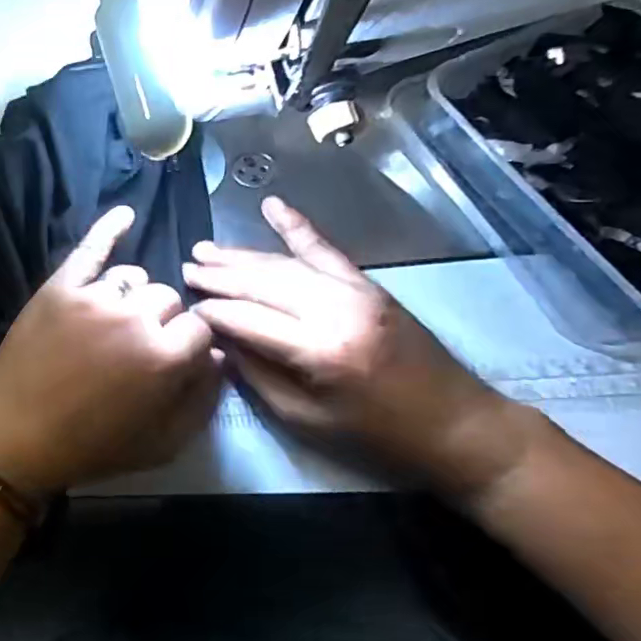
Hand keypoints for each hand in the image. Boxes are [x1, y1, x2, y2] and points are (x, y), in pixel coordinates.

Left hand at [0, 206, 221, 494]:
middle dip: (163, 321)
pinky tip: (125, 213)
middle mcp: (134, 316)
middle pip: (167, 298)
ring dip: (134, 297)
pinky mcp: (61, 286)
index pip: (199, 326)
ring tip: (116, 320)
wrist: (14, 438)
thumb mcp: (162, 444)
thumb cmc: (92, 446)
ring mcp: (94, 296)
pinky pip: (91, 249)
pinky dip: (109, 228)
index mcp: (163, 355)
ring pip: (134, 278)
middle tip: (139, 348)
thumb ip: (201, 400)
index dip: (191, 343)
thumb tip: (221, 356)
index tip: (178, 356)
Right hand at [185, 196, 535, 498]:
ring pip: (285, 263)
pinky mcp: (366, 283)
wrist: (455, 421)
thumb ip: (261, 377)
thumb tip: (222, 342)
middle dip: (220, 276)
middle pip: (262, 283)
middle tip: (186, 268)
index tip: (185, 307)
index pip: (248, 319)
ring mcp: (352, 289)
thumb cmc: (378, 435)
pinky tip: (273, 206)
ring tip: (207, 249)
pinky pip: (324, 248)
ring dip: (243, 255)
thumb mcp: (309, 420)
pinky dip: (296, 226)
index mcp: (318, 351)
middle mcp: (333, 309)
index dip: (213, 312)